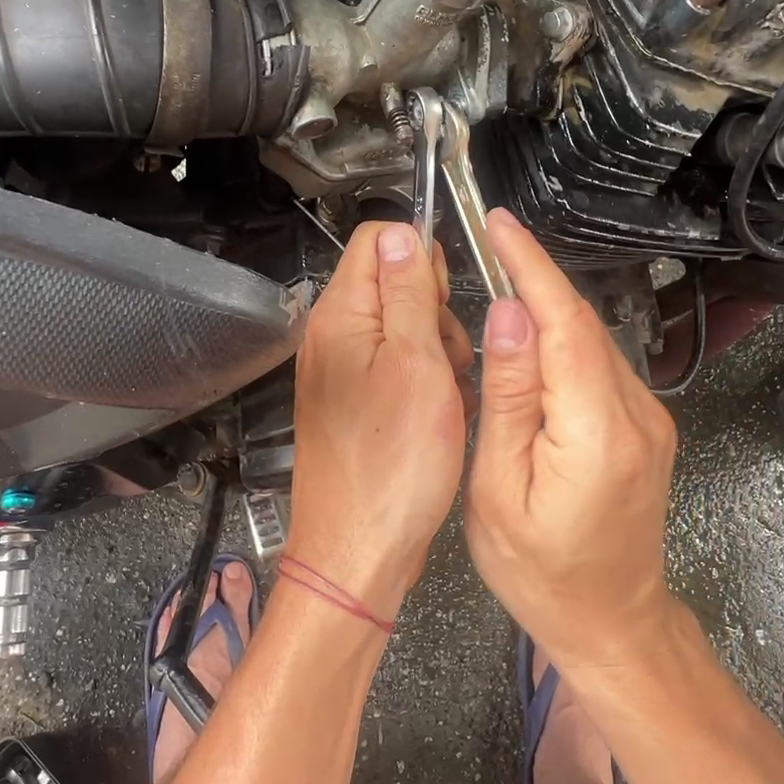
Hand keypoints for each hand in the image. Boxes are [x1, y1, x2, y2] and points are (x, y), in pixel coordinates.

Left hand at [287, 223, 474, 621]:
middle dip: (435, 312)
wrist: (358, 552)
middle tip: (449, 360)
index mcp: (341, 315)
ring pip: (405, 330)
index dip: (419, 255)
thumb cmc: (392, 466)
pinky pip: (400, 371)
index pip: (376, 240)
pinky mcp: (357, 405)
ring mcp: (343, 373)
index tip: (444, 299)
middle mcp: (333, 337)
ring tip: (450, 396)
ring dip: (438, 353)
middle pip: (394, 284)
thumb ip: (409, 294)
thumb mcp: (416, 365)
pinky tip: (441, 417)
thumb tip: (401, 231)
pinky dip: (428, 385)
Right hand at [464, 209, 680, 668]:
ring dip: (547, 305)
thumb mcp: (498, 490)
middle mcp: (637, 414)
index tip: (498, 223)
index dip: (531, 266)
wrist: (610, 620)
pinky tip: (530, 335)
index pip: (565, 325)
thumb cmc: (539, 570)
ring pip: (593, 340)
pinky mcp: (647, 426)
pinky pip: (600, 364)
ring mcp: (650, 419)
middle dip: (535, 276)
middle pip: (582, 324)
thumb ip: (507, 398)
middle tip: (488, 240)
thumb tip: (506, 314)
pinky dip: (563, 338)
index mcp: (596, 431)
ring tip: (500, 276)